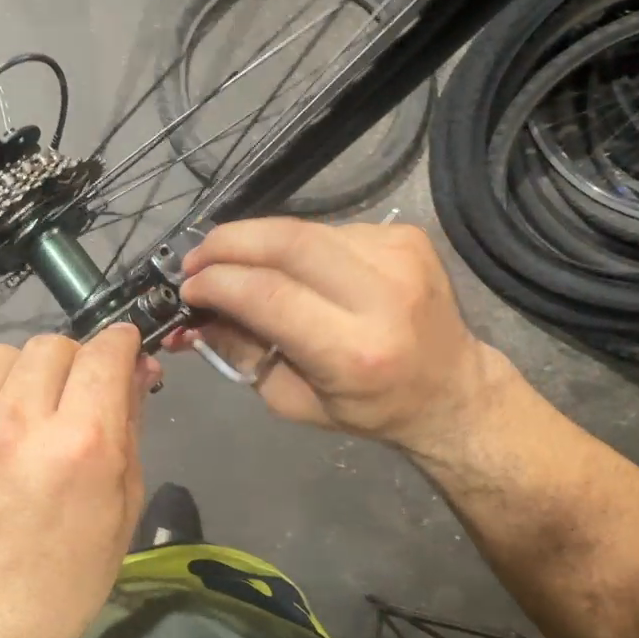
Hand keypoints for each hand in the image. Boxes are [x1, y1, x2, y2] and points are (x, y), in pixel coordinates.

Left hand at [0, 324, 159, 637]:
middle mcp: (21, 423)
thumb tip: (134, 369)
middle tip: (73, 399)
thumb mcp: (123, 507)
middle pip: (53, 345)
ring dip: (25, 374)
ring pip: (3, 354)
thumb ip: (130, 427)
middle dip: (75, 363)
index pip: (105, 352)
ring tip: (25, 413)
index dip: (121, 344)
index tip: (122, 353)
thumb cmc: (67, 580)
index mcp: (82, 444)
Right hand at [168, 217, 505, 454]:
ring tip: (231, 260)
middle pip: (287, 242)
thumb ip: (240, 353)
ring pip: (304, 229)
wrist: (451, 390)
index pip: (268, 295)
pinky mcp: (406, 237)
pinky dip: (295, 244)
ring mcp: (400, 258)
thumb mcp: (290, 399)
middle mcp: (382, 297)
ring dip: (256, 241)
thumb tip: (191, 318)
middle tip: (196, 258)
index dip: (217, 283)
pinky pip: (329, 230)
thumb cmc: (367, 408)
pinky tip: (290, 266)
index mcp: (353, 352)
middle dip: (228, 242)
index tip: (187, 288)